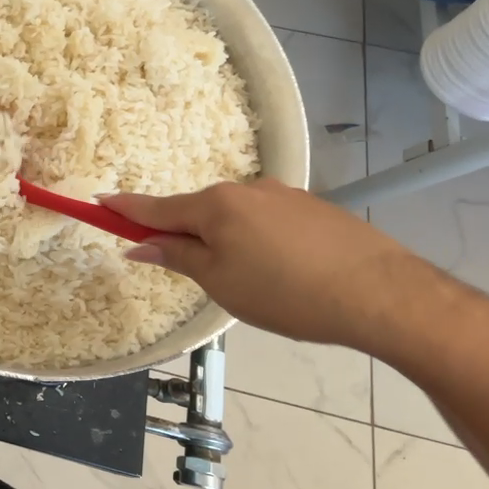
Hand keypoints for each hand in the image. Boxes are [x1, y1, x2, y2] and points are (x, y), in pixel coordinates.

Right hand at [102, 179, 444, 350]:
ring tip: (247, 281)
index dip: (124, 208)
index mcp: (215, 205)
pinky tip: (281, 272)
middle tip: (187, 269)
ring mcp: (286, 197)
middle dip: (183, 233)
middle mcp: (247, 190)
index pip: (154, 207)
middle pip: (197, 210)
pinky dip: (259, 241)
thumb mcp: (219, 283)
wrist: (389, 298)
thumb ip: (176, 257)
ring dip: (225, 239)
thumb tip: (140, 244)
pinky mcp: (318, 211)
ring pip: (235, 217)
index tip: (98, 202)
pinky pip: (268, 222)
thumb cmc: (287, 293)